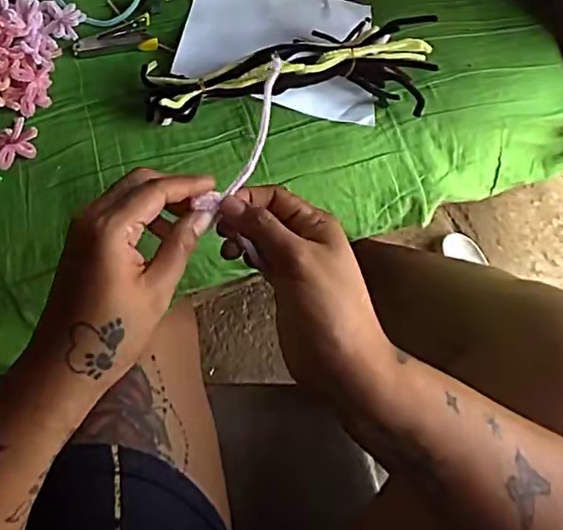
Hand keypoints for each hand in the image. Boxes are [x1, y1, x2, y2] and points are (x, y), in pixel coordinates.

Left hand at [23, 168, 215, 391]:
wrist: (61, 365)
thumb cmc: (113, 334)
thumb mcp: (157, 290)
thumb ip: (180, 244)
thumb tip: (203, 213)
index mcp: (110, 227)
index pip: (155, 189)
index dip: (188, 185)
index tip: (215, 186)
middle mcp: (92, 215)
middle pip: (139, 181)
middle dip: (173, 186)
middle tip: (203, 201)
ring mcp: (82, 224)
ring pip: (127, 191)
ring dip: (158, 196)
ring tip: (188, 218)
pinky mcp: (80, 235)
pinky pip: (116, 207)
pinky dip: (141, 209)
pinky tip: (162, 232)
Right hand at [215, 186, 394, 400]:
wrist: (344, 365)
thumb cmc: (327, 305)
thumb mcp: (298, 258)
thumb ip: (264, 228)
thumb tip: (229, 202)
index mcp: (315, 223)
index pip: (276, 197)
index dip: (248, 198)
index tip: (219, 208)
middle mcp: (304, 237)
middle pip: (265, 215)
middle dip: (241, 217)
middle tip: (219, 231)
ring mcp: (293, 261)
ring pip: (260, 236)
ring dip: (241, 236)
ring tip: (227, 250)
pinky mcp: (282, 284)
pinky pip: (260, 258)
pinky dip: (245, 254)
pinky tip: (235, 259)